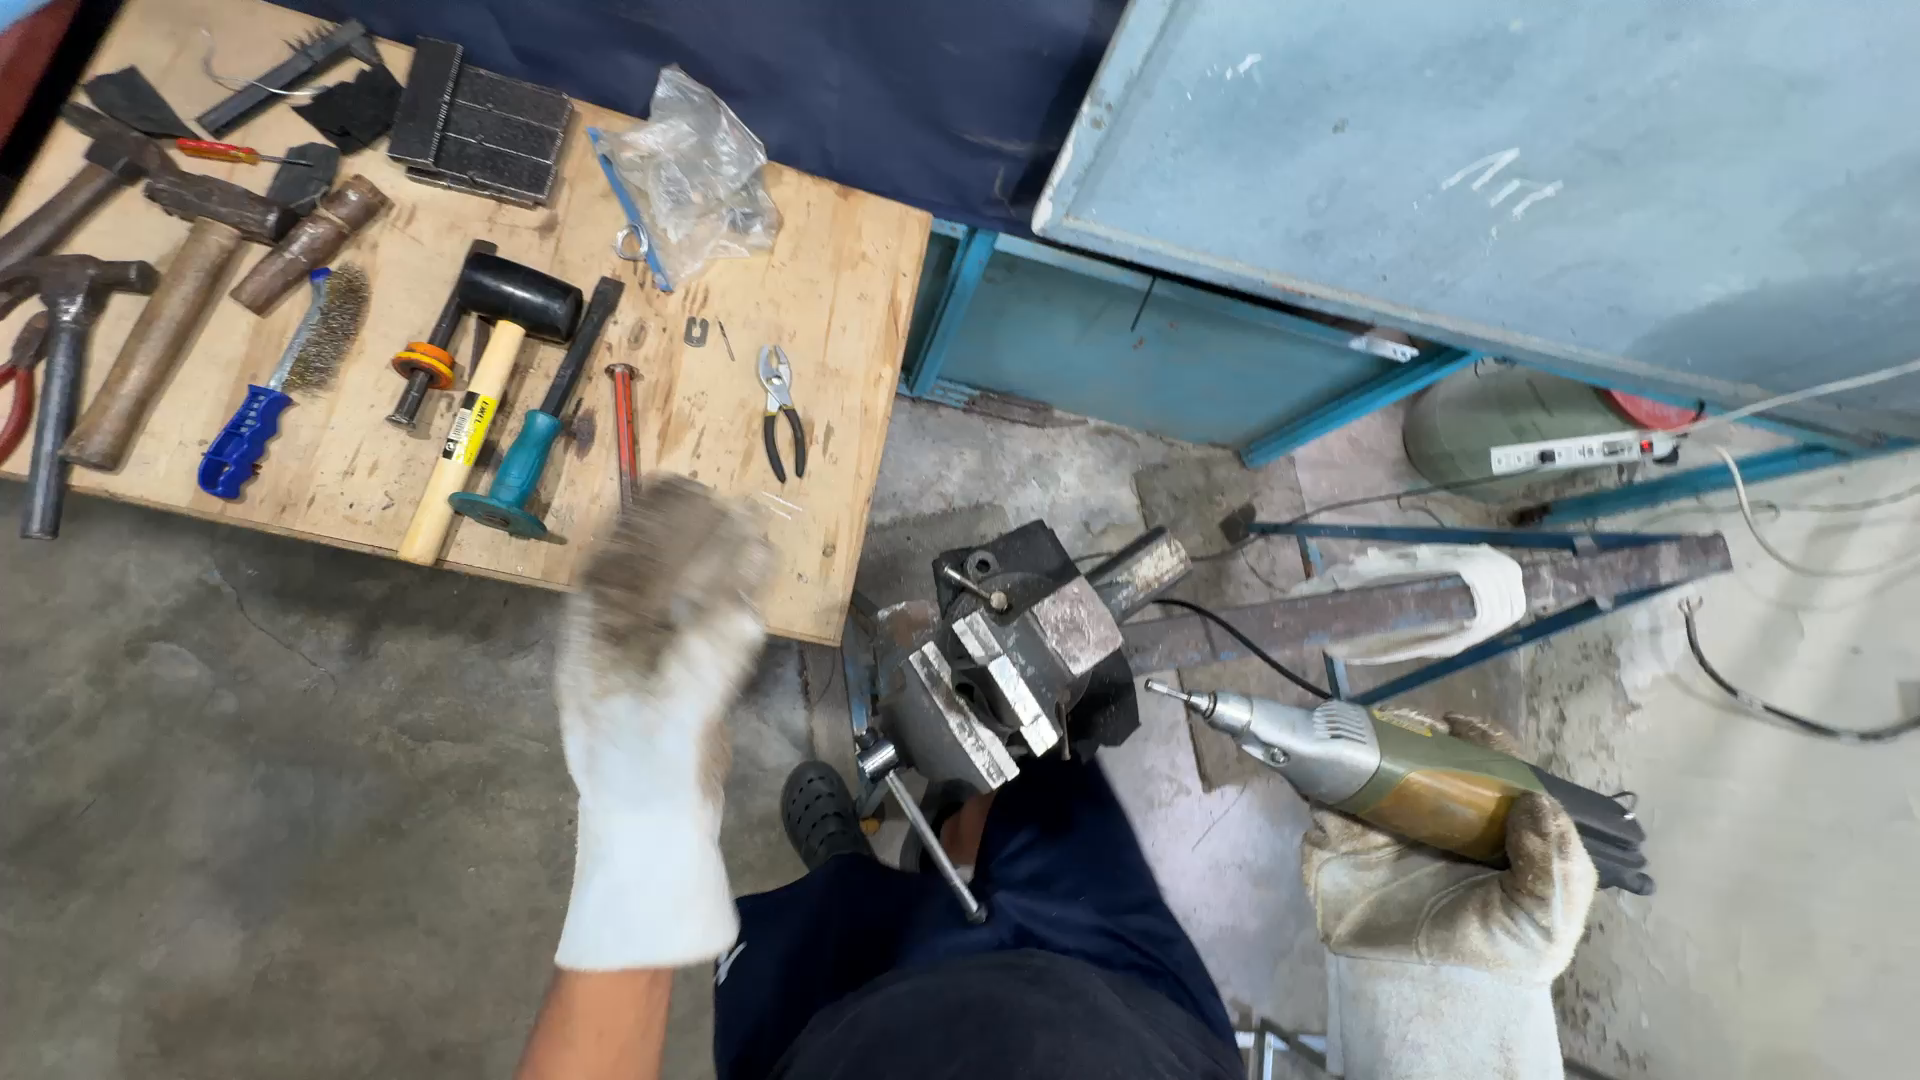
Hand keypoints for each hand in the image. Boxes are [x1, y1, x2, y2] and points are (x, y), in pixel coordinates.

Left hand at [552, 475, 771, 970]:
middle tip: (715, 493)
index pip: (621, 562)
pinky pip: (699, 613)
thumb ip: (706, 663)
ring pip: (672, 585)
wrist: (650, 822)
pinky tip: (746, 577)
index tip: (682, 488)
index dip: (650, 523)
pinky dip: (724, 590)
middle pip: (646, 564)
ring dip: (703, 552)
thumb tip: (747, 610)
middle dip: (678, 528)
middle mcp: (616, 634)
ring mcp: (647, 651)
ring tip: (736, 520)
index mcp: (596, 637)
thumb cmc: (643, 772)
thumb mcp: (670, 718)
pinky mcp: (678, 667)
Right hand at [1300, 711, 1596, 981]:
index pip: (1483, 766)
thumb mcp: (1546, 918)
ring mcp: (1379, 820)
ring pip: (1369, 761)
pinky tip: (1326, 750)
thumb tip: (1537, 800)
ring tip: (1366, 728)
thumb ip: (1557, 865)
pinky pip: (1322, 787)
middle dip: (1411, 728)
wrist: (1416, 987)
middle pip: (1420, 754)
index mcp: (1483, 826)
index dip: (1476, 738)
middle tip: (1405, 722)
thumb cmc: (1489, 951)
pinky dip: (1318, 762)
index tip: (1461, 724)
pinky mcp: (1335, 830)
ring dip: (1364, 736)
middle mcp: (1431, 814)